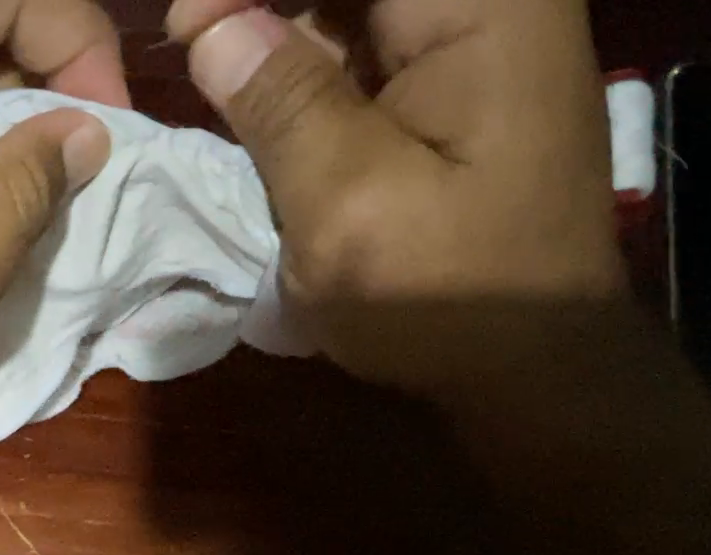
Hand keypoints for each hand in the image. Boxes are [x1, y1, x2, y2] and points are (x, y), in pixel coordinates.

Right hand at [166, 0, 627, 389]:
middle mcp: (487, 7)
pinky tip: (263, 98)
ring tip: (214, 68)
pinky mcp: (452, 94)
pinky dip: (306, 69)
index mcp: (479, 8)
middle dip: (262, 5)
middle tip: (189, 42)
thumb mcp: (345, 203)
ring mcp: (474, 49)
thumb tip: (214, 27)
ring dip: (280, 32)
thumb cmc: (441, 293)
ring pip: (355, 11)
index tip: (183, 23)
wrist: (527, 363)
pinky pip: (366, 52)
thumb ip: (283, 106)